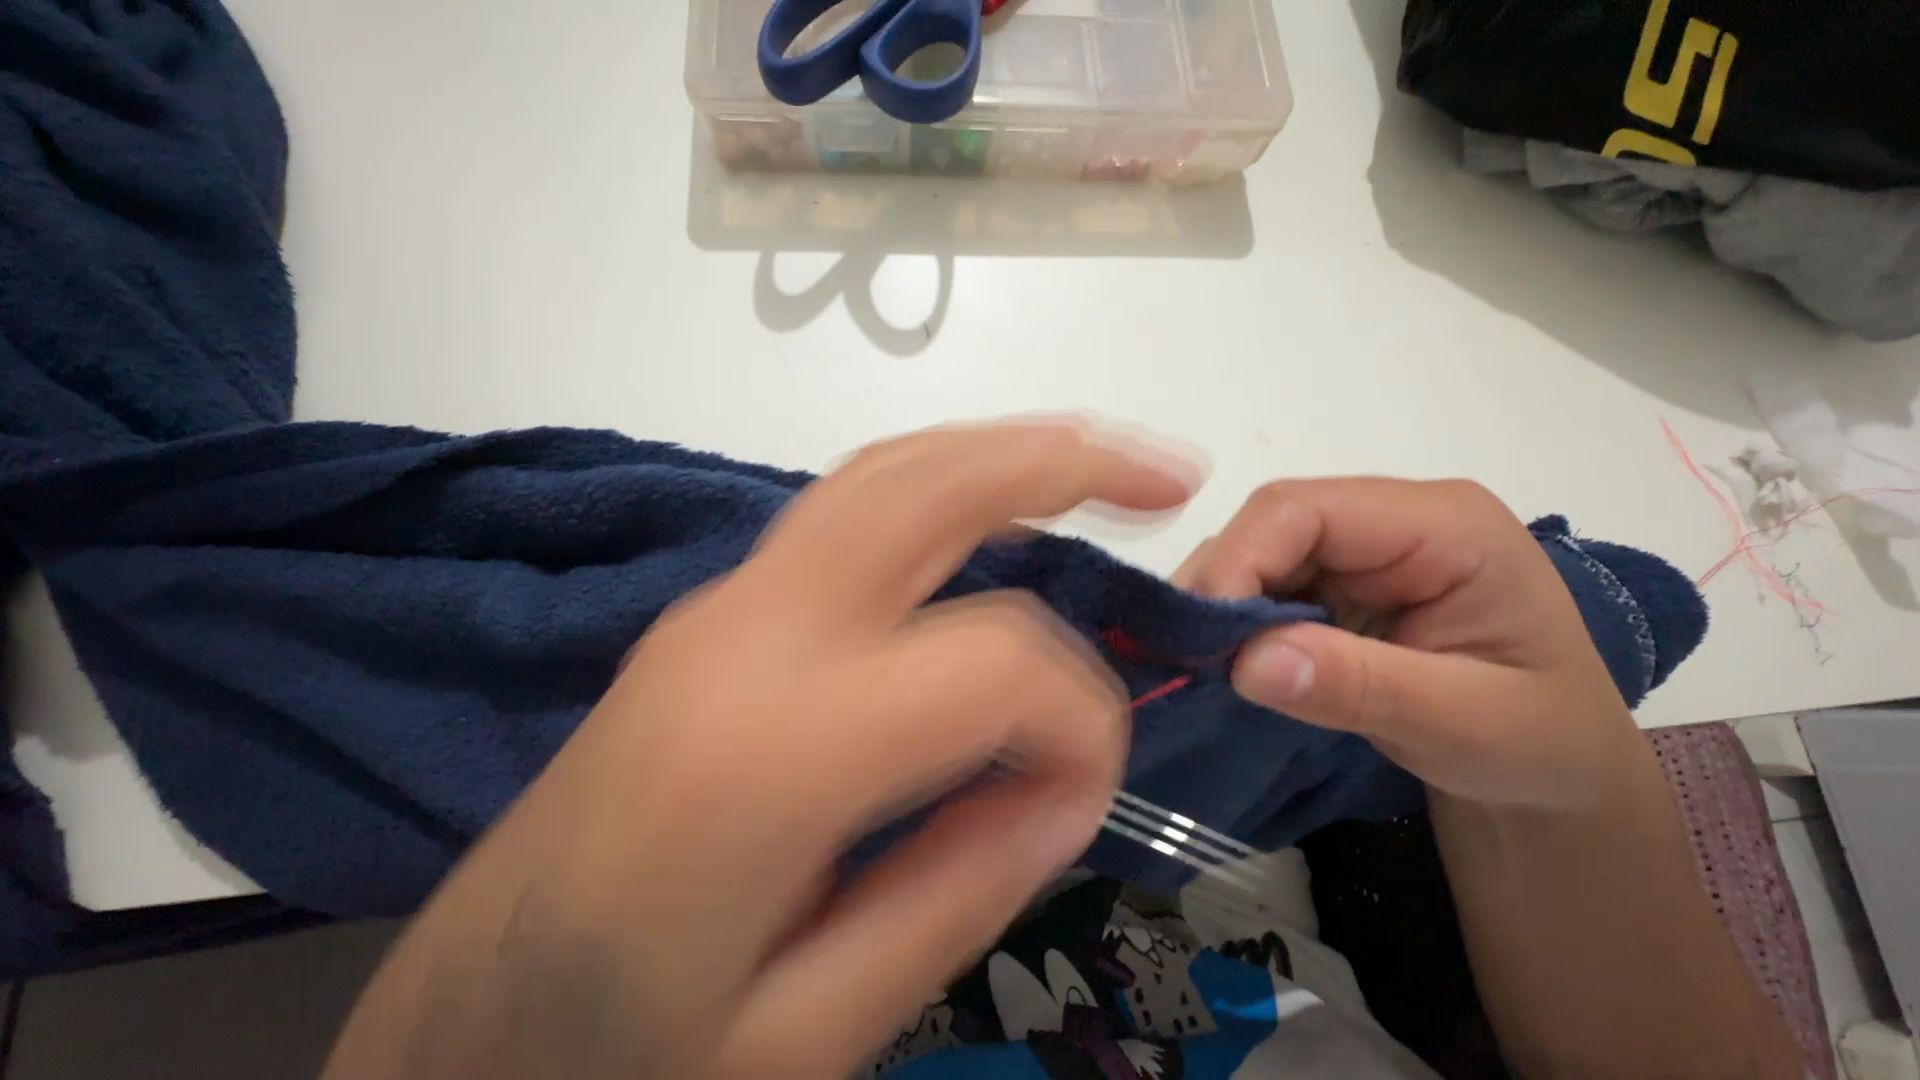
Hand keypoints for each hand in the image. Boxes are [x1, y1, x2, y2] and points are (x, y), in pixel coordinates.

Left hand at [323, 420, 1196, 1079]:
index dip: (1079, 719)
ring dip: (999, 453)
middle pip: (926, 488)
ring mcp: (718, 607)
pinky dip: (940, 493)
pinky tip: (993, 523)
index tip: (1085, 796)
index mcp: (775, 749)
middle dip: (1061, 461)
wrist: (467, 1015)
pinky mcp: (710, 614)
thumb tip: (1067, 789)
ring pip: (880, 475)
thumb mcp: (811, 1030)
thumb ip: (956, 895)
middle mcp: (745, 635)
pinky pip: (844, 517)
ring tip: (1099, 466)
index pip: (993, 662)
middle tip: (1166, 474)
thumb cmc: (627, 1048)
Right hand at [1173, 479, 1649, 809]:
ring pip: (1256, 555)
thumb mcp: (1467, 725)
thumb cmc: (1539, 746)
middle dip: (1221, 590)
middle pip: (1270, 526)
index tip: (1202, 641)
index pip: (1303, 510)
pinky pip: (1265, 588)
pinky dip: (1236, 627)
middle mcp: (1393, 520)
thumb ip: (1360, 687)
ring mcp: (1363, 552)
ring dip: (1222, 611)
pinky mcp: (1339, 586)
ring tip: (1205, 670)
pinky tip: (1230, 666)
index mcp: (1443, 524)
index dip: (1238, 561)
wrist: (1556, 775)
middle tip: (1189, 664)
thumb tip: (1244, 662)